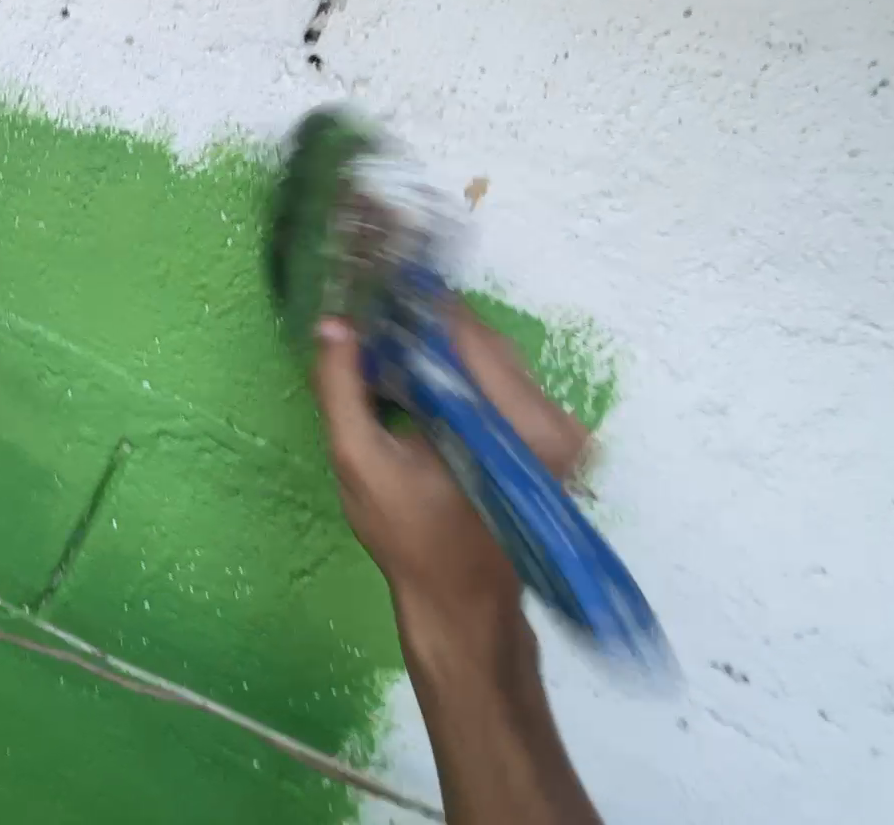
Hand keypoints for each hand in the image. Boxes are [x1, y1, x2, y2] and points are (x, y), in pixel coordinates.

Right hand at [311, 308, 591, 633]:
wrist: (461, 599)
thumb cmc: (409, 535)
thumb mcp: (359, 460)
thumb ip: (341, 389)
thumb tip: (332, 325)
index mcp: (517, 424)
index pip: (466, 333)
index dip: (414, 308)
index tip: (368, 294)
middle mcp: (555, 419)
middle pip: (481, 341)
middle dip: (422, 328)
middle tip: (368, 326)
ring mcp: (561, 430)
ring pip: (491, 358)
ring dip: (437, 349)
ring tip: (383, 352)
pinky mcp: (552, 439)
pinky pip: (499, 381)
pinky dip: (455, 372)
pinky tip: (415, 383)